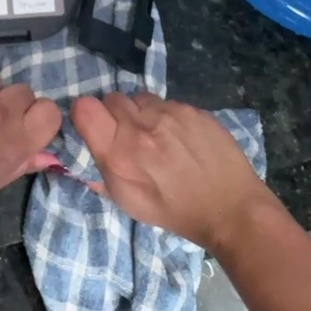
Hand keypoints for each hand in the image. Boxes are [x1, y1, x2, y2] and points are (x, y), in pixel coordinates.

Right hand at [71, 93, 277, 254]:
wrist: (230, 210)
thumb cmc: (175, 211)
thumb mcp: (129, 203)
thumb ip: (100, 175)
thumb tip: (79, 157)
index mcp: (119, 154)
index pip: (84, 108)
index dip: (87, 114)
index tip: (96, 126)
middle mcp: (140, 128)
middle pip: (111, 98)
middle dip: (116, 114)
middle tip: (130, 135)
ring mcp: (168, 115)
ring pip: (140, 99)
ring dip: (142, 113)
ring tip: (158, 135)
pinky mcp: (192, 109)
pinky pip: (168, 103)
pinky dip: (169, 116)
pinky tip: (182, 137)